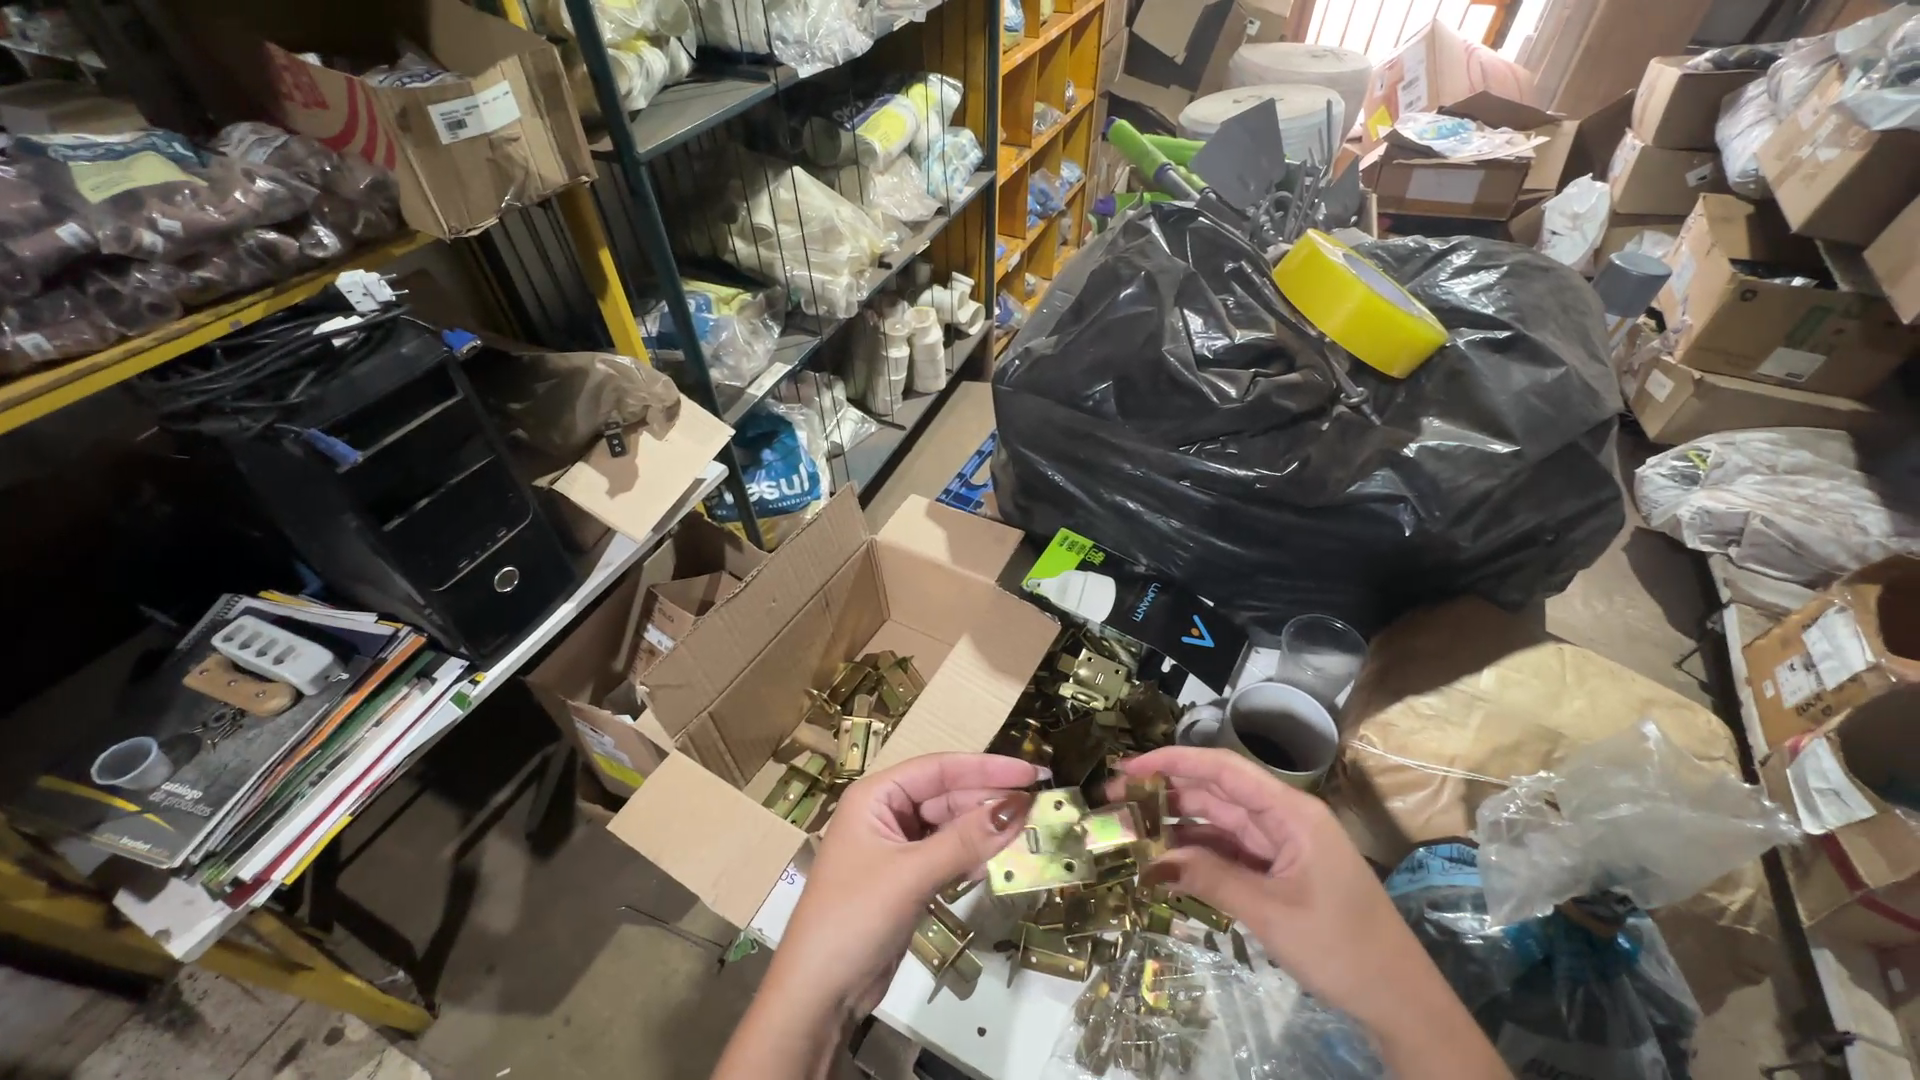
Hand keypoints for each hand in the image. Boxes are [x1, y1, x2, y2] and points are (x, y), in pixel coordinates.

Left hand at [768, 752, 1038, 1020]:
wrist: (819, 993)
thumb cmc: (854, 918)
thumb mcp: (911, 874)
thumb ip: (965, 840)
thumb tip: (1018, 806)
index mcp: (875, 796)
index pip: (939, 768)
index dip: (986, 767)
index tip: (1030, 773)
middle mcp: (885, 814)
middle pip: (947, 795)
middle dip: (989, 800)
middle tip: (1038, 807)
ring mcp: (896, 848)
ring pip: (950, 827)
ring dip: (984, 830)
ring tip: (1028, 832)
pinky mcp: (906, 879)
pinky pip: (947, 855)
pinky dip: (972, 856)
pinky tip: (997, 862)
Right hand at [1116, 747, 1506, 1079]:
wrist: (1400, 1000)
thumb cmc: (1341, 948)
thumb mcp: (1270, 913)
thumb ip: (1209, 878)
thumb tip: (1152, 861)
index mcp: (1291, 812)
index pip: (1224, 769)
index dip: (1173, 762)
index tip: (1128, 769)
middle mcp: (1284, 819)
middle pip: (1216, 792)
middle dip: (1165, 792)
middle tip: (1115, 803)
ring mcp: (1281, 846)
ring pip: (1219, 822)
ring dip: (1177, 825)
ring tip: (1129, 830)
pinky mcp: (1279, 872)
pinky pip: (1230, 852)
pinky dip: (1197, 854)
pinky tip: (1163, 860)